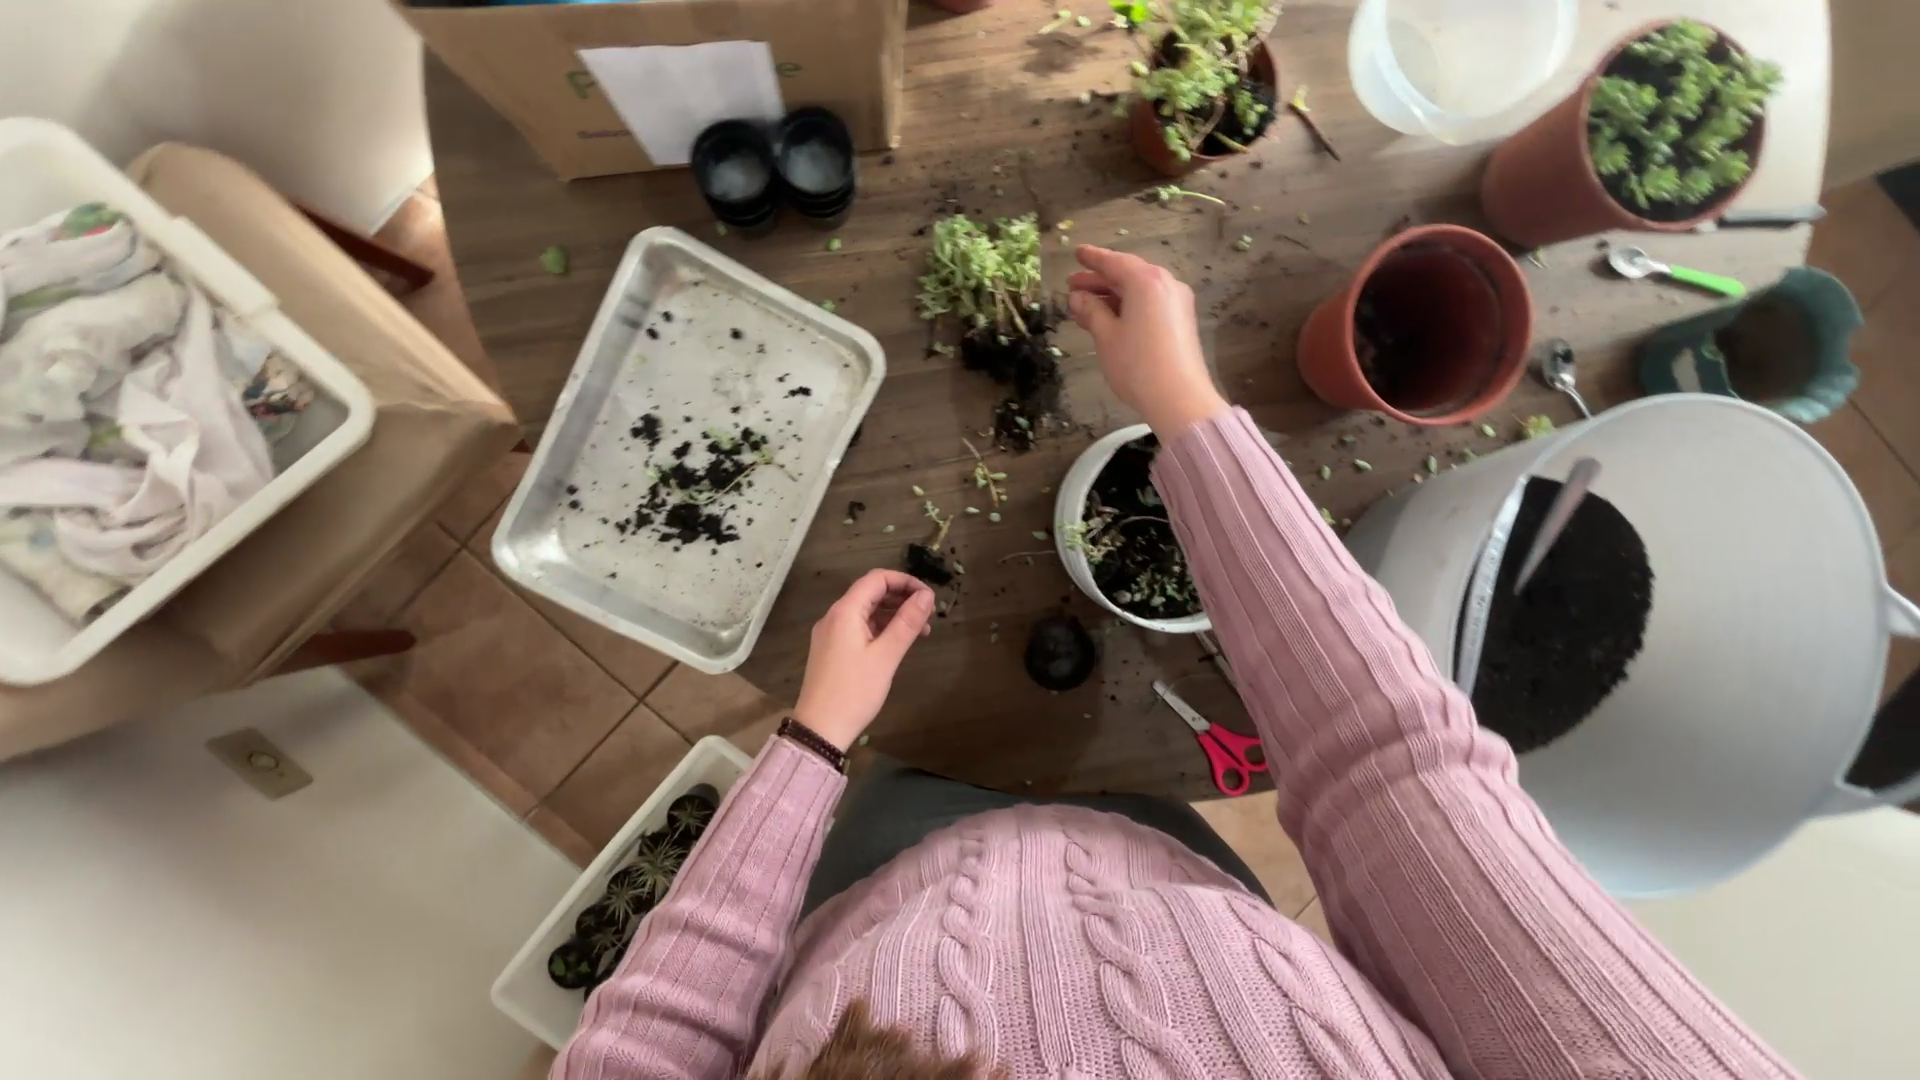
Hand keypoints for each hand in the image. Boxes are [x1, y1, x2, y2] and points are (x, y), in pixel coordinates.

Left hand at [792, 569, 936, 750]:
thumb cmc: (854, 692)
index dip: (905, 581)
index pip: (877, 579)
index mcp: (845, 612)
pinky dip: (881, 628)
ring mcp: (831, 633)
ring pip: (866, 611)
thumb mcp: (886, 656)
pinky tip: (898, 643)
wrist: (819, 729)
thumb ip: (907, 622)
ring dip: (893, 614)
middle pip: (871, 592)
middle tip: (928, 615)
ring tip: (920, 631)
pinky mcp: (832, 649)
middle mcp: (834, 616)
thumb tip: (927, 595)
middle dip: (901, 598)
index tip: (929, 597)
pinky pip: (859, 627)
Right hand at [1067, 245, 1228, 437]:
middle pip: (1128, 275)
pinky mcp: (1181, 322)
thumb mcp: (1106, 336)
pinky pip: (1150, 304)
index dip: (1093, 259)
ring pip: (1139, 292)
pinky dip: (1128, 307)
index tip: (1077, 253)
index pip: (1115, 262)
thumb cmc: (1137, 364)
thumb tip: (1078, 298)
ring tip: (1086, 307)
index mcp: (1146, 282)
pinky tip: (1111, 319)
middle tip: (1073, 285)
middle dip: (1100, 280)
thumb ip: (1091, 311)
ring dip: (1112, 296)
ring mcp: (1177, 303)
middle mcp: (1166, 284)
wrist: (1179, 398)